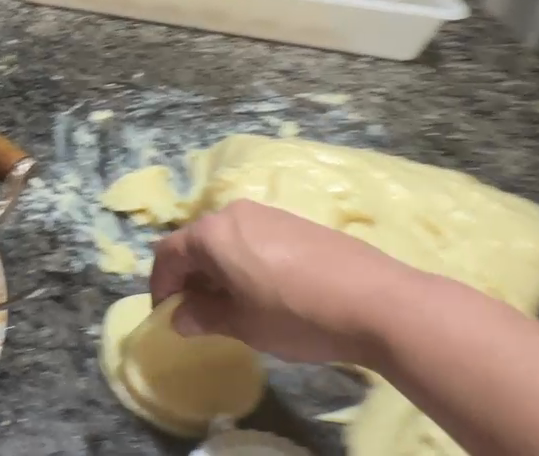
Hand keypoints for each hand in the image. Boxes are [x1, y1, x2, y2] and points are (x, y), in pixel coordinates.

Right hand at [148, 199, 426, 365]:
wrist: (378, 301)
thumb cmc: (297, 315)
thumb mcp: (244, 326)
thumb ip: (204, 317)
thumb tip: (180, 317)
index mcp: (210, 235)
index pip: (167, 254)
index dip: (160, 285)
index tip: (166, 314)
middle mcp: (230, 214)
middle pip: (195, 242)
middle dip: (190, 276)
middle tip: (198, 312)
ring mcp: (264, 213)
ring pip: (225, 239)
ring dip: (218, 268)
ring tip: (234, 303)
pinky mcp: (293, 221)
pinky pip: (252, 237)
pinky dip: (244, 260)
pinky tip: (267, 290)